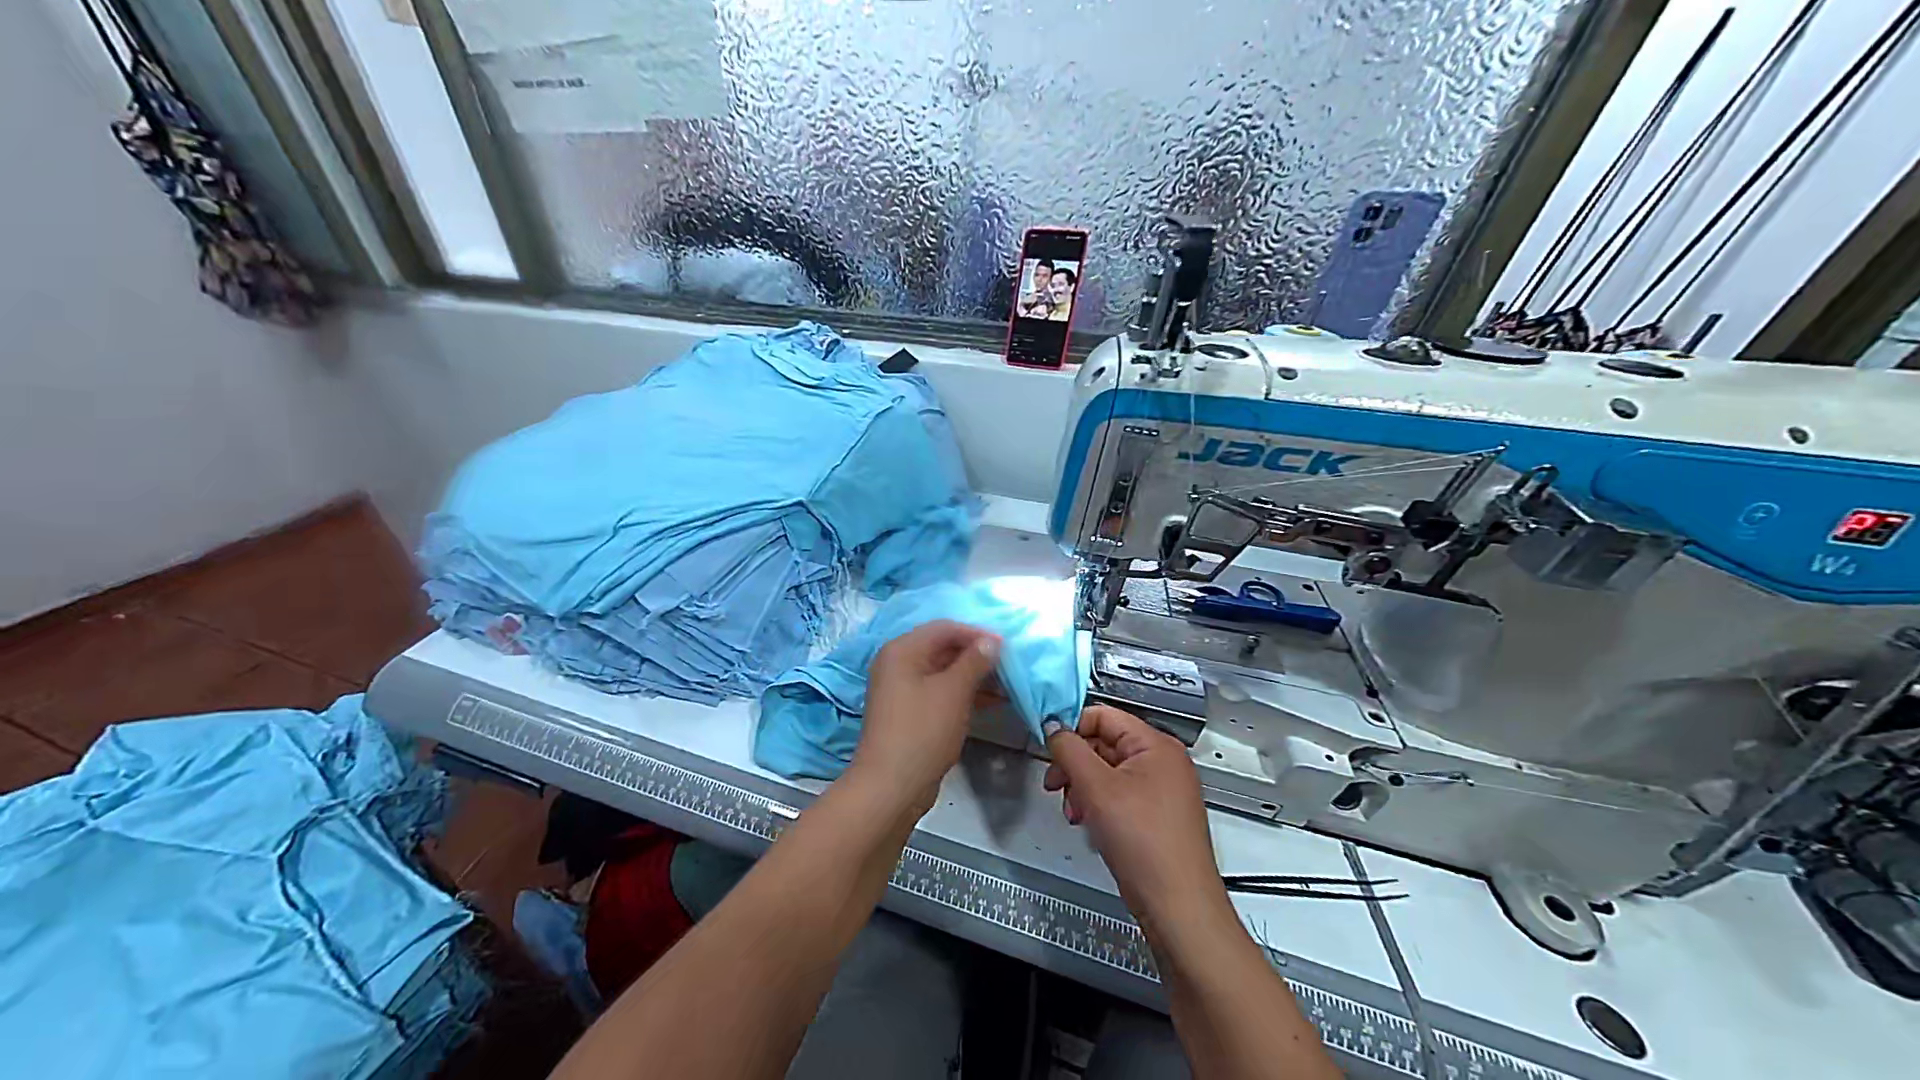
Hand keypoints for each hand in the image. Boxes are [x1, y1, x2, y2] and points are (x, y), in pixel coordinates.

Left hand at [849, 620, 1000, 817]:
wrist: (891, 786)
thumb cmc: (922, 732)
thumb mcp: (953, 692)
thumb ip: (975, 661)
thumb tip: (992, 641)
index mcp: (902, 650)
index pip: (945, 628)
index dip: (977, 633)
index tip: (1007, 645)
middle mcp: (898, 664)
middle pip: (943, 648)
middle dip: (976, 655)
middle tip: (1009, 665)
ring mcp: (902, 689)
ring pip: (943, 672)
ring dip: (973, 676)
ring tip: (1007, 685)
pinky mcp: (909, 712)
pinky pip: (939, 692)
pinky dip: (963, 693)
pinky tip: (991, 702)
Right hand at [1045, 706, 1227, 927]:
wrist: (1176, 905)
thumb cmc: (1147, 845)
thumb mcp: (1095, 787)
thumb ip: (1069, 750)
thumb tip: (1053, 728)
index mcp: (1156, 745)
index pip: (1103, 715)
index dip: (1072, 728)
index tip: (1049, 746)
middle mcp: (1163, 762)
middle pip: (1104, 743)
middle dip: (1075, 764)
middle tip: (1056, 783)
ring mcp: (1162, 790)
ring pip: (1108, 772)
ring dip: (1082, 788)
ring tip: (1074, 811)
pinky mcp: (1156, 815)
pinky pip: (1118, 796)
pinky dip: (1098, 805)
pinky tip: (1090, 824)